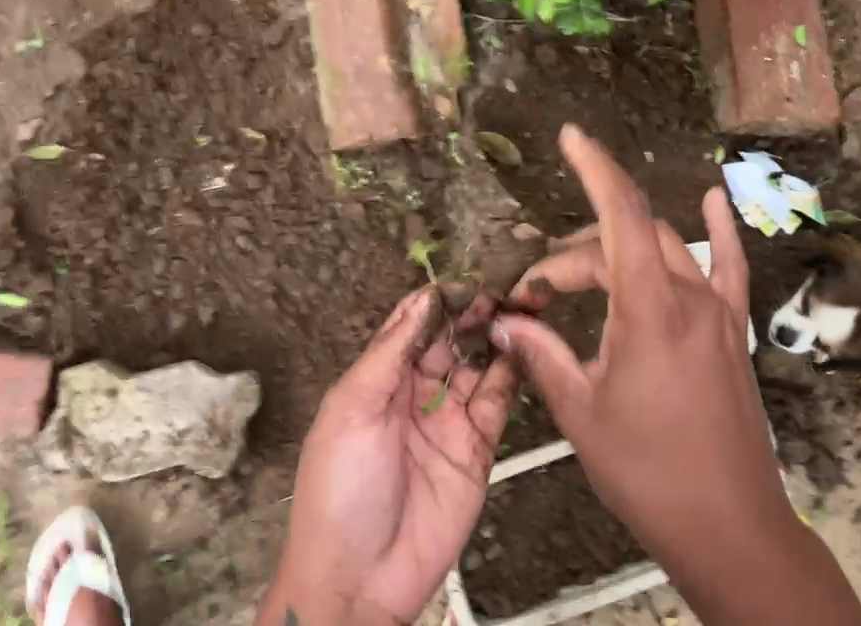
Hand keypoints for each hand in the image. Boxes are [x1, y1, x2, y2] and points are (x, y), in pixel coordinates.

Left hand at [261, 285, 518, 624]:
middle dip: (472, 314)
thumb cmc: (339, 490)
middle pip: (450, 340)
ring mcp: (448, 421)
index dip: (438, 301)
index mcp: (378, 379)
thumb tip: (422, 300)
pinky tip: (522, 350)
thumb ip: (390, 354)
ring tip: (517, 313)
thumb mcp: (351, 410)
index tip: (467, 281)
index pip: (413, 325)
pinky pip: (498, 403)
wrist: (358, 579)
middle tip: (500, 291)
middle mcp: (415, 393)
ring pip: (477, 365)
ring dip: (495, 338)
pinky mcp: (477, 449)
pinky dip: (511, 375)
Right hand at [494, 125, 860, 625]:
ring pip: (664, 250)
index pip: (619, 214)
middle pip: (626, 240)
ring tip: (578, 276)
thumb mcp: (581, 411)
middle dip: (573, 254)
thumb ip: (541, 353)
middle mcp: (689, 296)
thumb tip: (504, 320)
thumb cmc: (649, 471)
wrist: (729, 525)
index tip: (569, 136)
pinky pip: (728, 267)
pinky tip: (710, 198)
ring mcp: (718, 313)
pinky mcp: (732, 333)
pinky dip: (718, 230)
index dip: (594, 167)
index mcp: (649, 308)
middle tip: (535, 295)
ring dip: (617, 249)